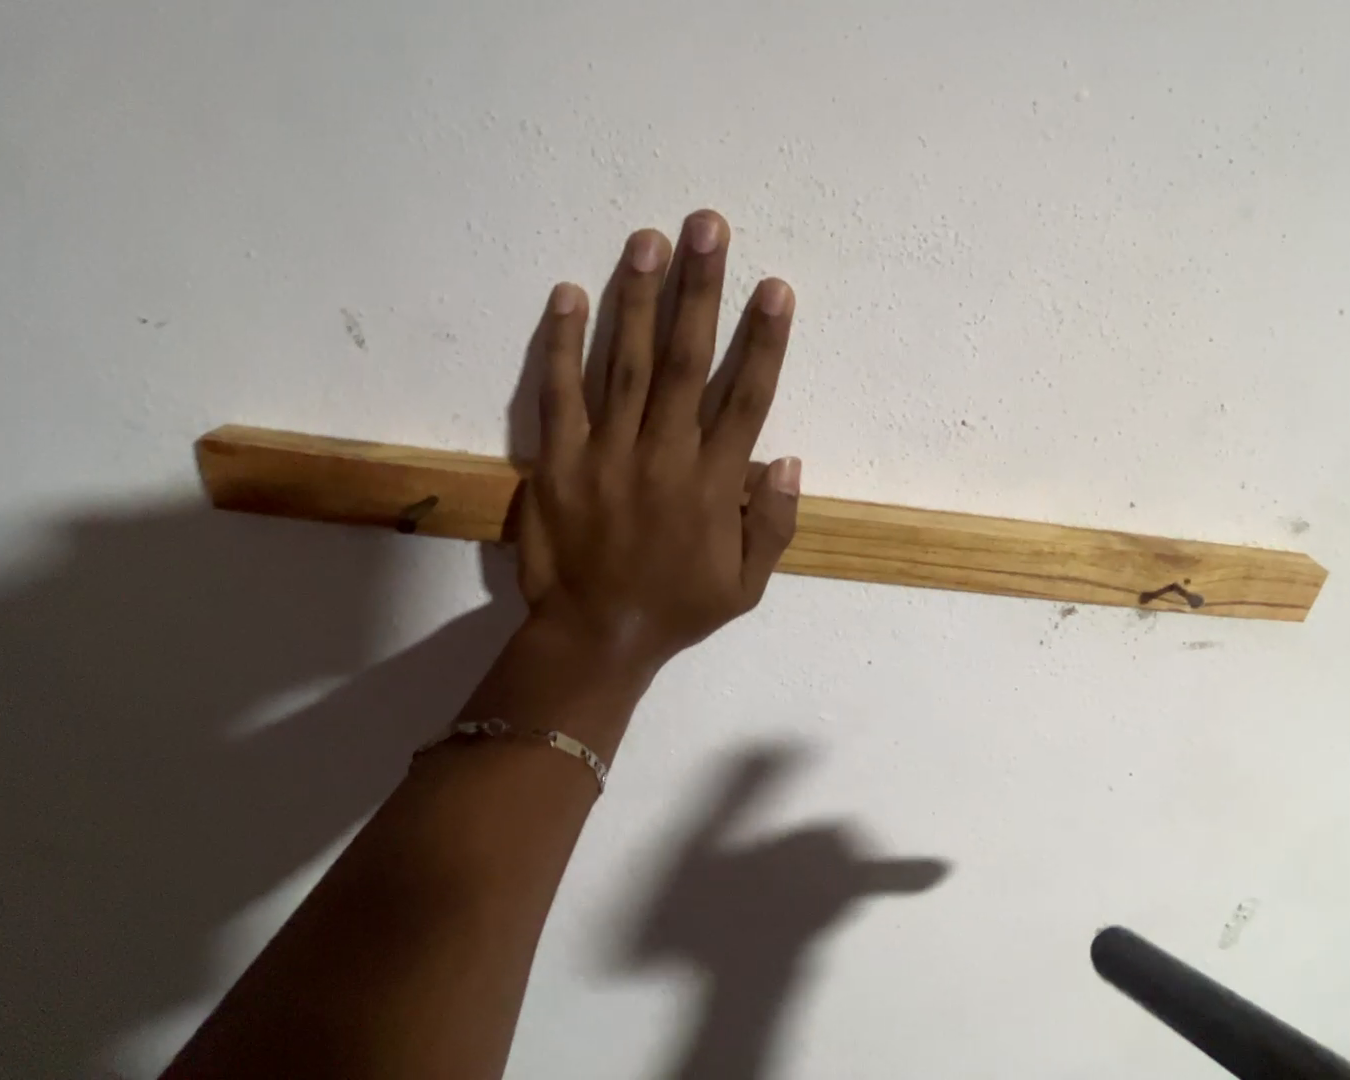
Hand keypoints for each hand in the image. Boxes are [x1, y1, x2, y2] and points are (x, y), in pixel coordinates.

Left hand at [515, 209, 799, 677]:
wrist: (595, 636)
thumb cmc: (678, 608)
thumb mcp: (747, 585)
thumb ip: (775, 525)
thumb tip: (790, 460)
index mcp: (714, 485)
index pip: (747, 400)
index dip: (764, 341)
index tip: (775, 287)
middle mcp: (664, 457)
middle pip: (688, 362)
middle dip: (701, 291)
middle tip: (708, 227)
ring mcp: (607, 455)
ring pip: (627, 364)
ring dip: (641, 299)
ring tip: (650, 239)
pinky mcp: (559, 460)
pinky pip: (559, 393)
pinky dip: (563, 343)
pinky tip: (572, 293)